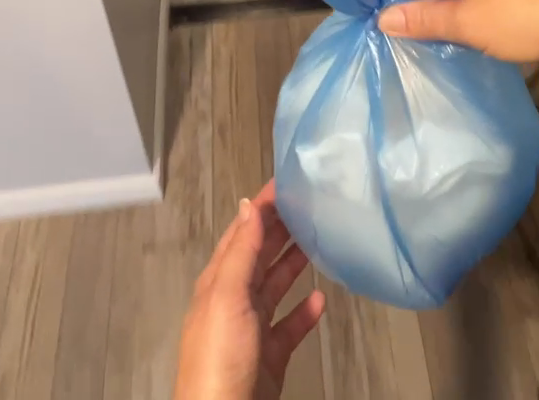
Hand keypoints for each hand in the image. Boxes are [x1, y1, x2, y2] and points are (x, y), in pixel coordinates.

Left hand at [173, 182, 325, 399]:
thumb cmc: (220, 355)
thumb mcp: (226, 297)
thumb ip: (240, 251)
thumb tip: (249, 204)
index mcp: (218, 282)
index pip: (242, 232)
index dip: (261, 206)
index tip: (286, 182)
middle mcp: (233, 301)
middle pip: (259, 255)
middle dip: (280, 228)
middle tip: (309, 204)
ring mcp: (251, 330)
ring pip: (275, 286)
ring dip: (293, 263)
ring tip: (318, 241)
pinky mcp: (270, 356)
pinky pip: (289, 326)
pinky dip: (304, 311)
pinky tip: (320, 301)